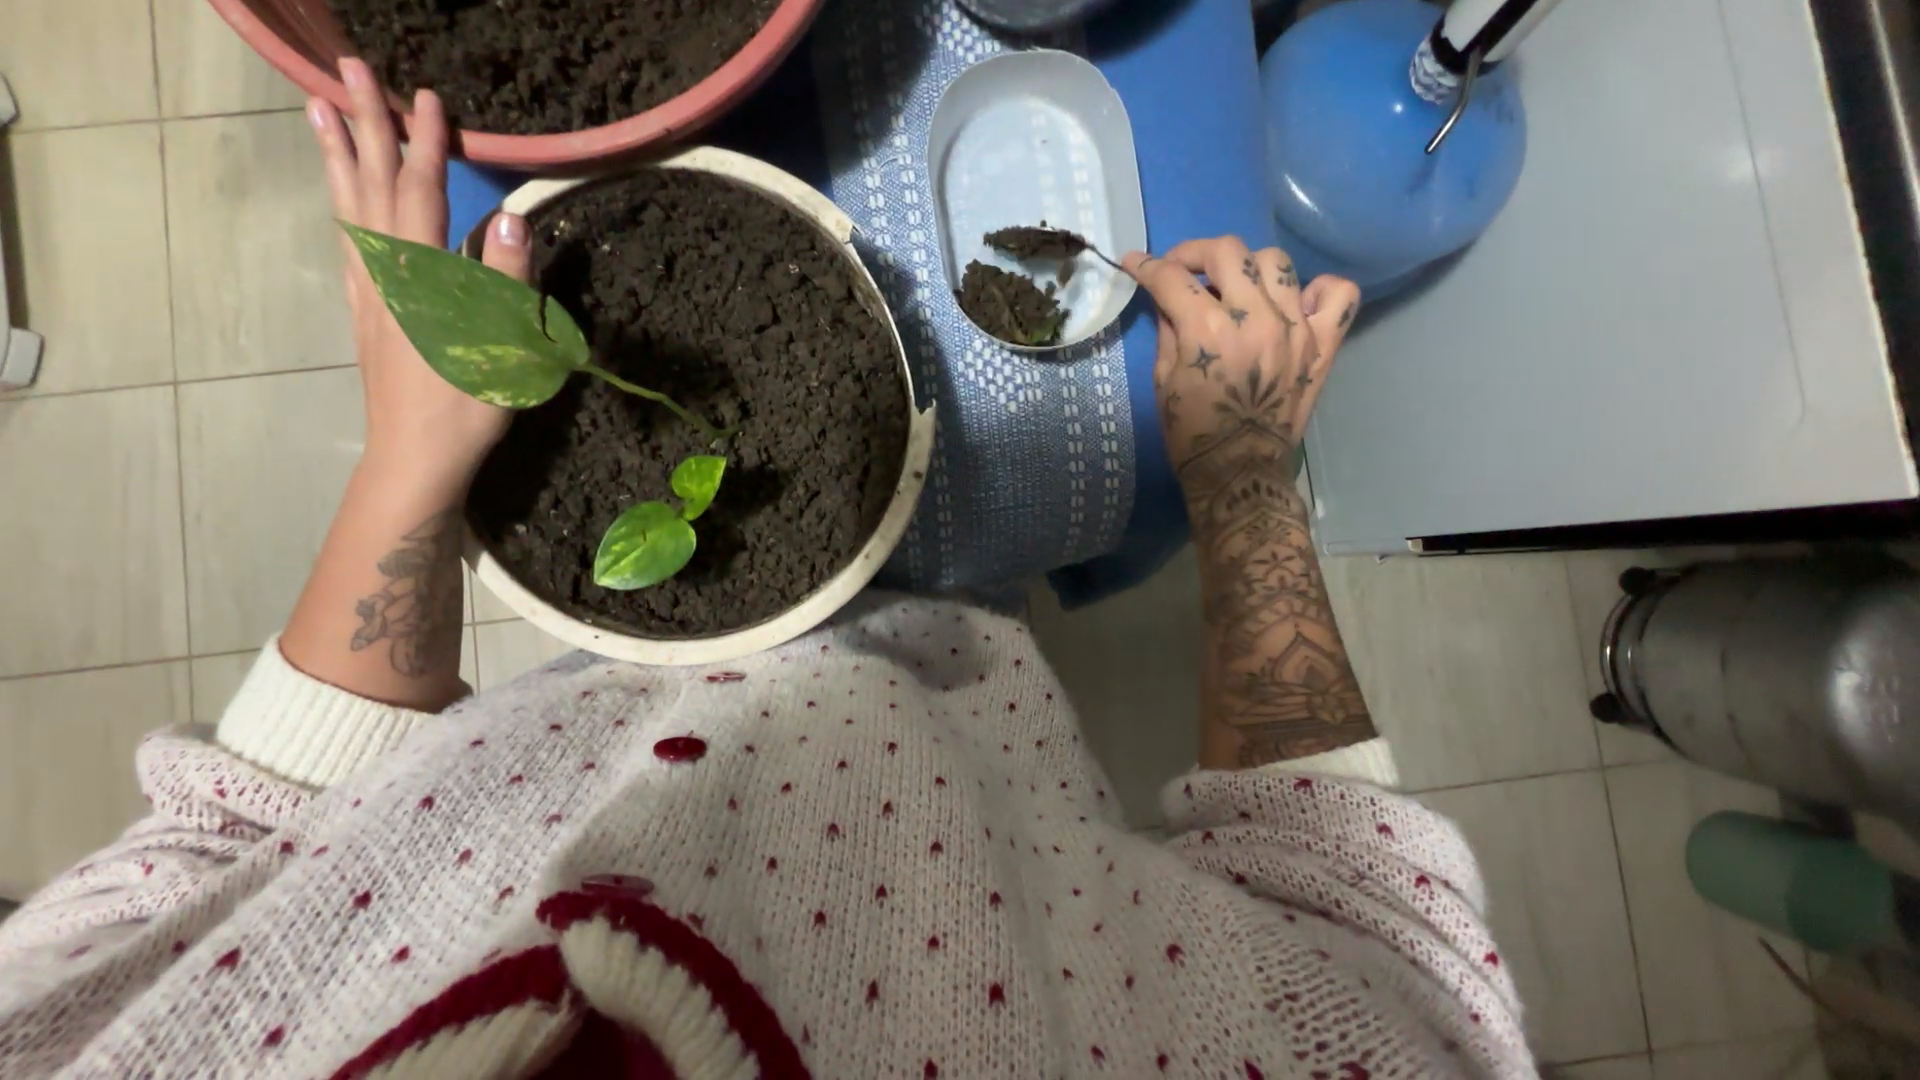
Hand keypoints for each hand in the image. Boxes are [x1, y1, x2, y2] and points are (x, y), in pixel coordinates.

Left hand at [308, 58, 530, 481]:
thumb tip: (513, 221)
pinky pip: (349, 245)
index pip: (424, 197)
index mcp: (421, 280)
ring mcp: (370, 292)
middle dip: (366, 128)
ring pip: (350, 211)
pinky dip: (342, 208)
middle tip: (350, 73)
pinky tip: (342, 200)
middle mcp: (385, 275)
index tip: (429, 101)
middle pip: (373, 188)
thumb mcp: (502, 349)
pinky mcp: (367, 312)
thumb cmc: (467, 407)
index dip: (427, 147)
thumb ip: (506, 283)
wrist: (416, 455)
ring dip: (338, 158)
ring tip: (320, 111)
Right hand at [1123, 238, 1358, 484]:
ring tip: (1237, 287)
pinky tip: (1294, 303)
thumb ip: (1168, 331)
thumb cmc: (1191, 432)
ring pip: (1276, 261)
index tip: (1136, 263)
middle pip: (1227, 252)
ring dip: (1249, 267)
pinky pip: (1337, 294)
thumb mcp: (1164, 382)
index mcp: (1207, 331)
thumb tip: (1169, 299)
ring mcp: (1295, 328)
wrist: (1238, 471)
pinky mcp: (1323, 344)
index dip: (1147, 265)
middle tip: (1184, 271)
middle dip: (1195, 253)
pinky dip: (1317, 290)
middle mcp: (1255, 318)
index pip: (1172, 277)